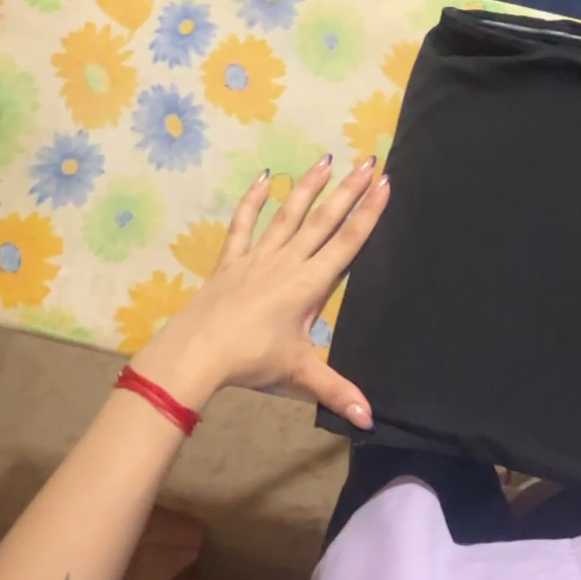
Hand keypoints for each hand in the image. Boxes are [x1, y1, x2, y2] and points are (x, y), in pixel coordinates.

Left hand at [129, 154, 388, 428]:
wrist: (196, 352)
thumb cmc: (251, 359)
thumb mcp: (300, 373)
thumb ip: (337, 391)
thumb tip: (370, 420)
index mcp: (309, 284)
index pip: (347, 242)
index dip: (369, 213)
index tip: (384, 184)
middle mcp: (288, 261)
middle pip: (324, 220)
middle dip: (349, 190)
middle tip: (368, 161)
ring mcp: (258, 257)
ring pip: (289, 215)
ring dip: (309, 187)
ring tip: (326, 159)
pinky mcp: (232, 259)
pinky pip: (244, 224)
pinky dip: (253, 201)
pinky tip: (264, 178)